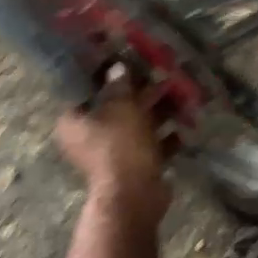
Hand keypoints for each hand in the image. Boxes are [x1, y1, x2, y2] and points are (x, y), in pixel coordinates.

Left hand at [56, 64, 170, 220]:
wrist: (135, 195)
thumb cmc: (120, 144)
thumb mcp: (121, 106)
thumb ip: (119, 84)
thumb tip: (116, 67)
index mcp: (73, 121)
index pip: (87, 89)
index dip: (107, 74)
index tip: (128, 62)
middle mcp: (87, 138)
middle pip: (115, 108)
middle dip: (141, 94)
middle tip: (163, 78)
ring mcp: (111, 155)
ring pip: (136, 127)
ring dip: (158, 114)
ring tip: (181, 99)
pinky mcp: (132, 168)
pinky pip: (149, 147)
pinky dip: (165, 139)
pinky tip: (183, 128)